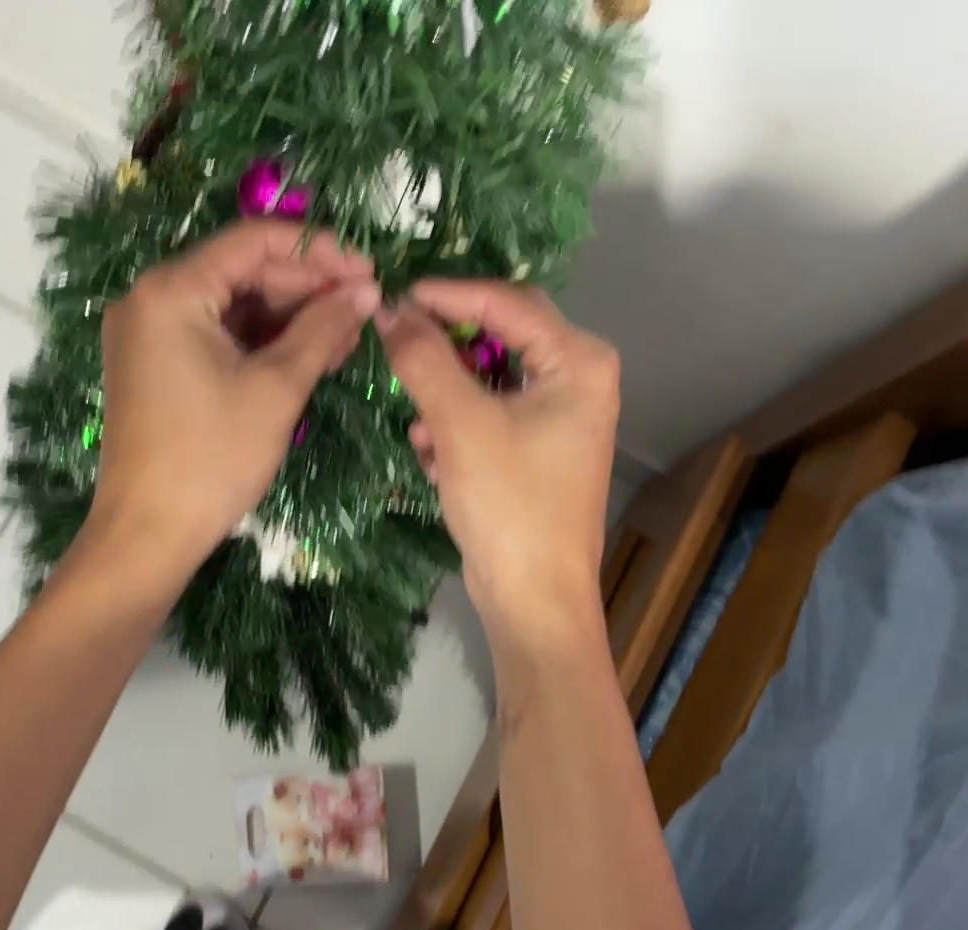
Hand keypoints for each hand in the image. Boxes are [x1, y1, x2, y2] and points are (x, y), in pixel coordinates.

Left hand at [86, 221, 380, 569]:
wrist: (148, 534)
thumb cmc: (212, 459)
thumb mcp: (276, 390)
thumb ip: (324, 329)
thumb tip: (368, 291)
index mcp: (171, 290)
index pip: (254, 241)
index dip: (318, 250)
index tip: (369, 271)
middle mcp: (151, 299)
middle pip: (243, 272)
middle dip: (307, 289)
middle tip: (365, 310)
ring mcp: (150, 335)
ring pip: (233, 307)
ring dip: (290, 319)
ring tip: (348, 337)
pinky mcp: (157, 367)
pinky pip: (217, 338)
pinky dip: (261, 344)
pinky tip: (310, 355)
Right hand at [377, 282, 619, 636]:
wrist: (534, 597)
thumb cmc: (509, 504)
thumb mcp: (460, 425)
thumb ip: (423, 360)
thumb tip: (389, 309)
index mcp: (578, 361)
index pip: (506, 301)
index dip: (446, 294)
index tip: (393, 296)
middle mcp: (578, 380)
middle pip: (498, 336)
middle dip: (444, 351)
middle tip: (397, 352)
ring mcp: (559, 417)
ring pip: (488, 380)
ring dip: (446, 398)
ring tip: (420, 431)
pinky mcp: (538, 449)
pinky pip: (490, 415)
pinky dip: (457, 429)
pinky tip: (435, 459)